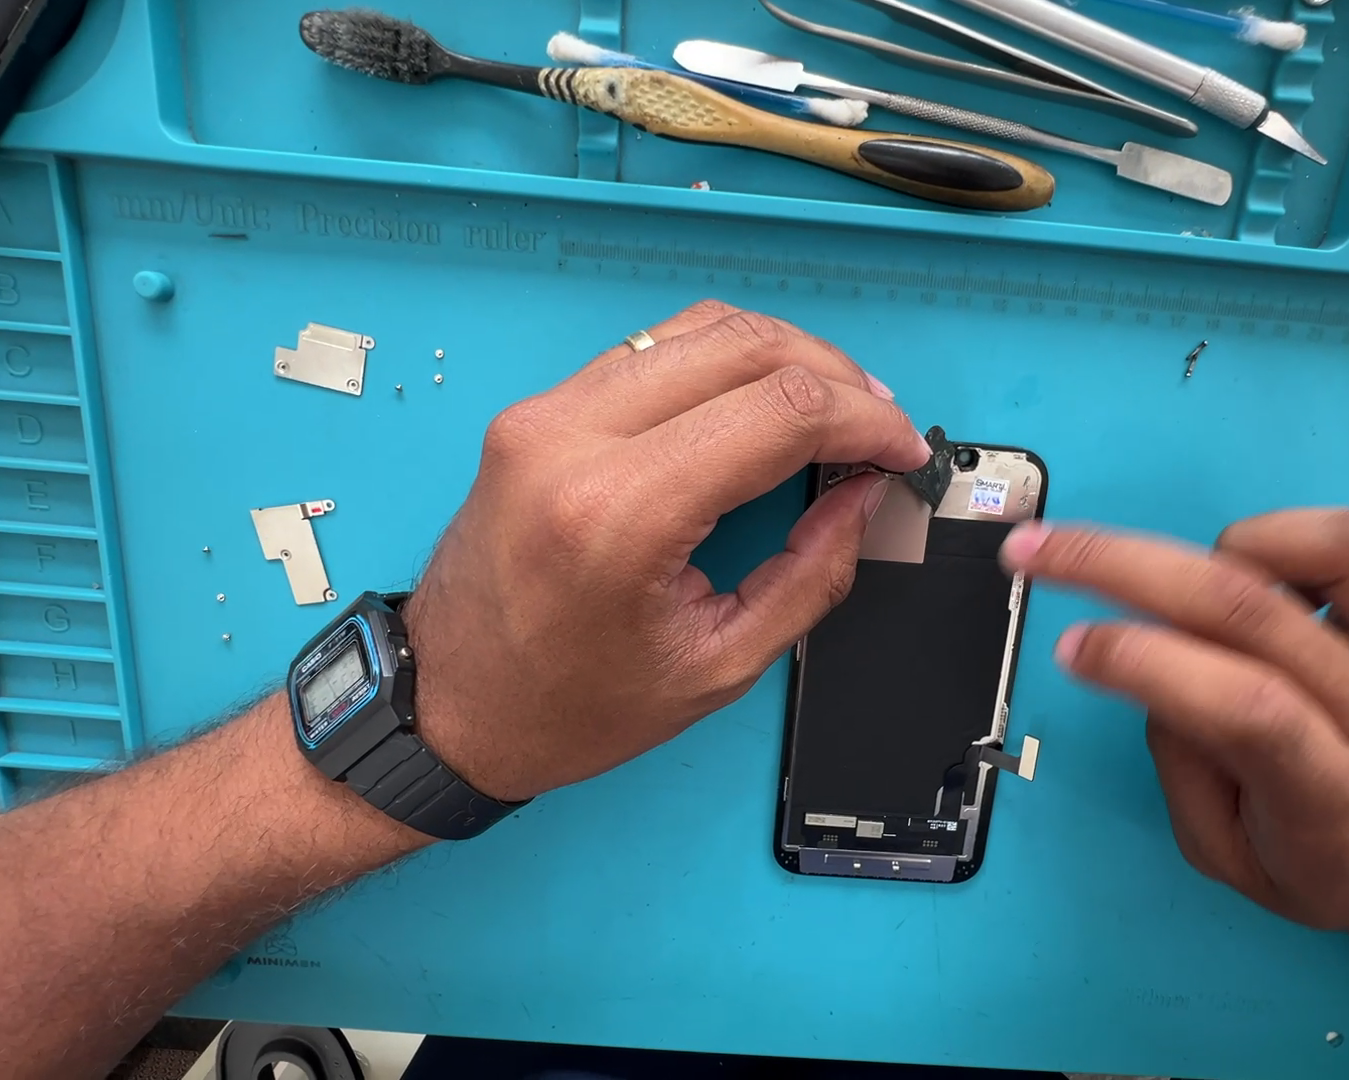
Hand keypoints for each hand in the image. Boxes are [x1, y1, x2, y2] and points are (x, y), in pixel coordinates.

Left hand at [404, 302, 927, 802]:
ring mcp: (546, 411)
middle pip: (744, 345)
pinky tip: (760, 401)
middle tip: (878, 422)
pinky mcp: (538, 410)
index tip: (902, 449)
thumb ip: (811, 574)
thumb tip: (862, 493)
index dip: (865, 420)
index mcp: (621, 512)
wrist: (446, 703)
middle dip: (836, 376)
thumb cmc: (576, 707)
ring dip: (785, 356)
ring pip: (699, 329)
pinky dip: (726, 361)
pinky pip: (654, 350)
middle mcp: (573, 435)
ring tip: (834, 406)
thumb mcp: (719, 665)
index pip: (779, 412)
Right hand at [1001, 508, 1348, 943]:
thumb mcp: (1230, 859)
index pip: (1250, 713)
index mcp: (1339, 806)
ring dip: (1225, 549)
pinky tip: (1247, 571)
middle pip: (1256, 611)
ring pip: (1347, 550)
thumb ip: (1183, 760)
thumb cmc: (1330, 871)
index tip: (1068, 647)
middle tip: (1033, 549)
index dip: (1144, 663)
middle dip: (1119, 564)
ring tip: (1185, 585)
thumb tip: (1147, 656)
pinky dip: (1291, 535)